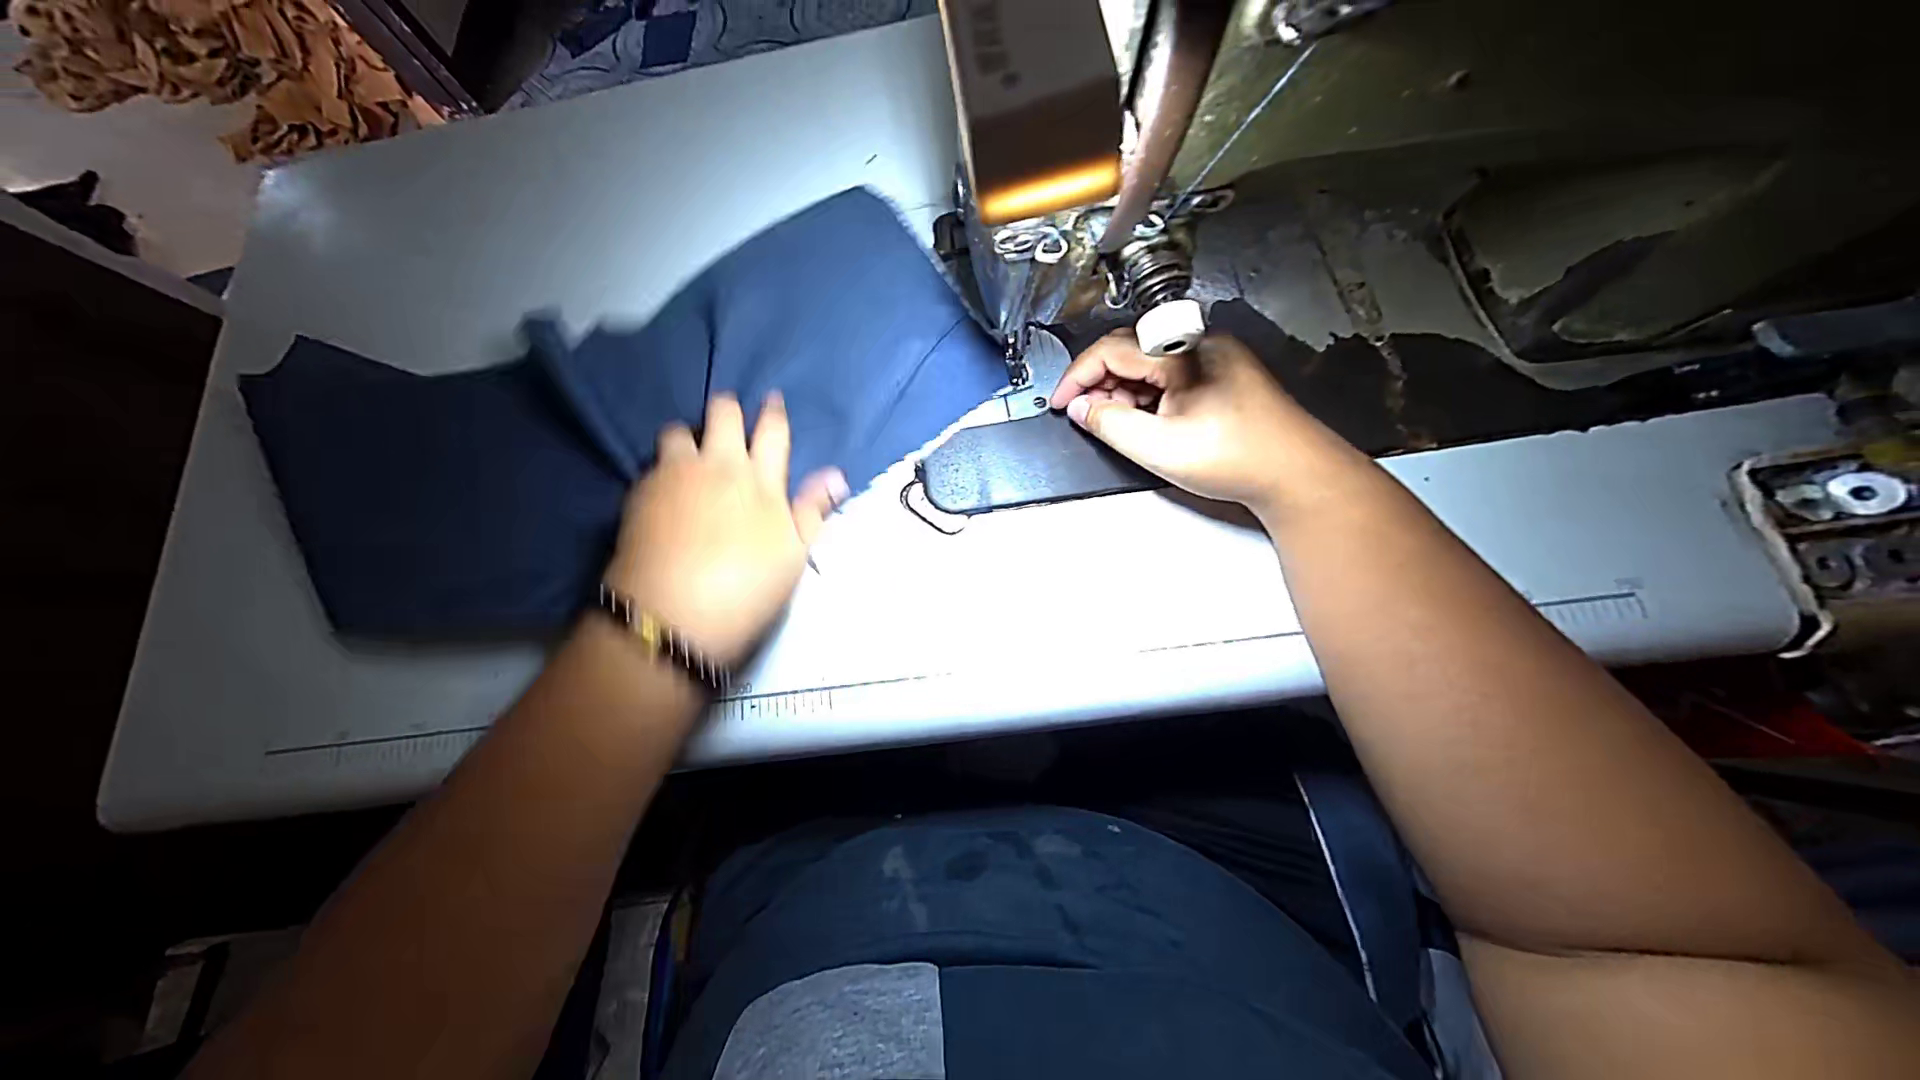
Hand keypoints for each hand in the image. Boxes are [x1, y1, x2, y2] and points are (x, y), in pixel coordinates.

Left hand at [603, 392, 847, 666]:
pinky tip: (665, 489)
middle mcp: (719, 465)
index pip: (772, 431)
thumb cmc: (748, 588)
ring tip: (690, 452)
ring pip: (678, 430)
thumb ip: (812, 510)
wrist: (673, 614)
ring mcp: (675, 474)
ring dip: (688, 435)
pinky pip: (654, 463)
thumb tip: (836, 474)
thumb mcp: (794, 555)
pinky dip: (663, 467)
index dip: (774, 411)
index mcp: (762, 480)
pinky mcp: (641, 490)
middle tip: (730, 416)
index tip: (772, 399)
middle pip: (723, 414)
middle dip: (729, 409)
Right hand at [1050, 329, 1359, 517]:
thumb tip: (1082, 408)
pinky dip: (1147, 396)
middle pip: (1129, 352)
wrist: (1296, 474)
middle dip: (1099, 384)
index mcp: (1183, 352)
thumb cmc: (1243, 457)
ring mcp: (1213, 358)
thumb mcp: (1158, 447)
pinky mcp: (1220, 375)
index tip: (1061, 401)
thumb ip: (1109, 424)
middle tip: (1085, 415)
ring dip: (1123, 392)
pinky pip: (1169, 376)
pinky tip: (1146, 423)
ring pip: (1148, 365)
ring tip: (1118, 426)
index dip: (1077, 376)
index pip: (1111, 349)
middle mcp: (1200, 345)